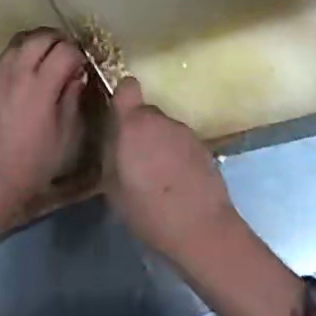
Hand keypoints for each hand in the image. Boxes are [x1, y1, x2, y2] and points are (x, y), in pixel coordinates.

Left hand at [0, 29, 86, 223]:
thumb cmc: (33, 164)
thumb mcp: (64, 136)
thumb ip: (71, 99)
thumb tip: (76, 76)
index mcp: (41, 85)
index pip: (64, 51)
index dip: (78, 54)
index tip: (83, 65)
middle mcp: (18, 74)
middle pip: (39, 39)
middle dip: (58, 42)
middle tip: (67, 55)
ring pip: (19, 45)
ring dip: (36, 46)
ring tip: (46, 59)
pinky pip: (5, 60)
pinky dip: (20, 58)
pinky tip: (26, 74)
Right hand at [103, 77, 238, 261]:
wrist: (202, 229)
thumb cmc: (149, 211)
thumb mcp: (114, 189)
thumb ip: (111, 156)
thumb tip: (114, 143)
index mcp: (134, 125)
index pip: (127, 87)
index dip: (122, 95)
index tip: (118, 112)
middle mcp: (161, 120)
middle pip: (146, 113)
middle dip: (139, 130)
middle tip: (135, 160)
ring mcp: (185, 131)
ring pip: (164, 129)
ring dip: (159, 143)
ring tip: (158, 176)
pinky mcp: (204, 146)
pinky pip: (181, 143)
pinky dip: (177, 155)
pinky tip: (177, 183)